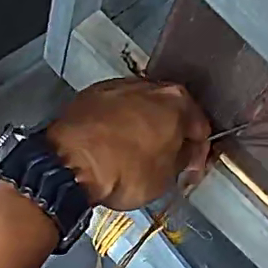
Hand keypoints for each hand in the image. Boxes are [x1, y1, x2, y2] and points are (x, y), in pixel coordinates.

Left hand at [46, 78, 211, 210]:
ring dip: (140, 130)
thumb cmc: (117, 170)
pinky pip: (111, 113)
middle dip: (169, 136)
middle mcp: (149, 87)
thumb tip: (181, 159)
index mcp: (177, 103)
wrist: (69, 164)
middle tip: (165, 162)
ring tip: (134, 158)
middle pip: (169, 112)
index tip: (191, 168)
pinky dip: (114, 128)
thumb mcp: (163, 180)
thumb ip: (180, 163)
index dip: (197, 153)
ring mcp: (117, 88)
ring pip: (139, 109)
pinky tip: (110, 148)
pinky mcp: (90, 96)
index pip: (199, 127)